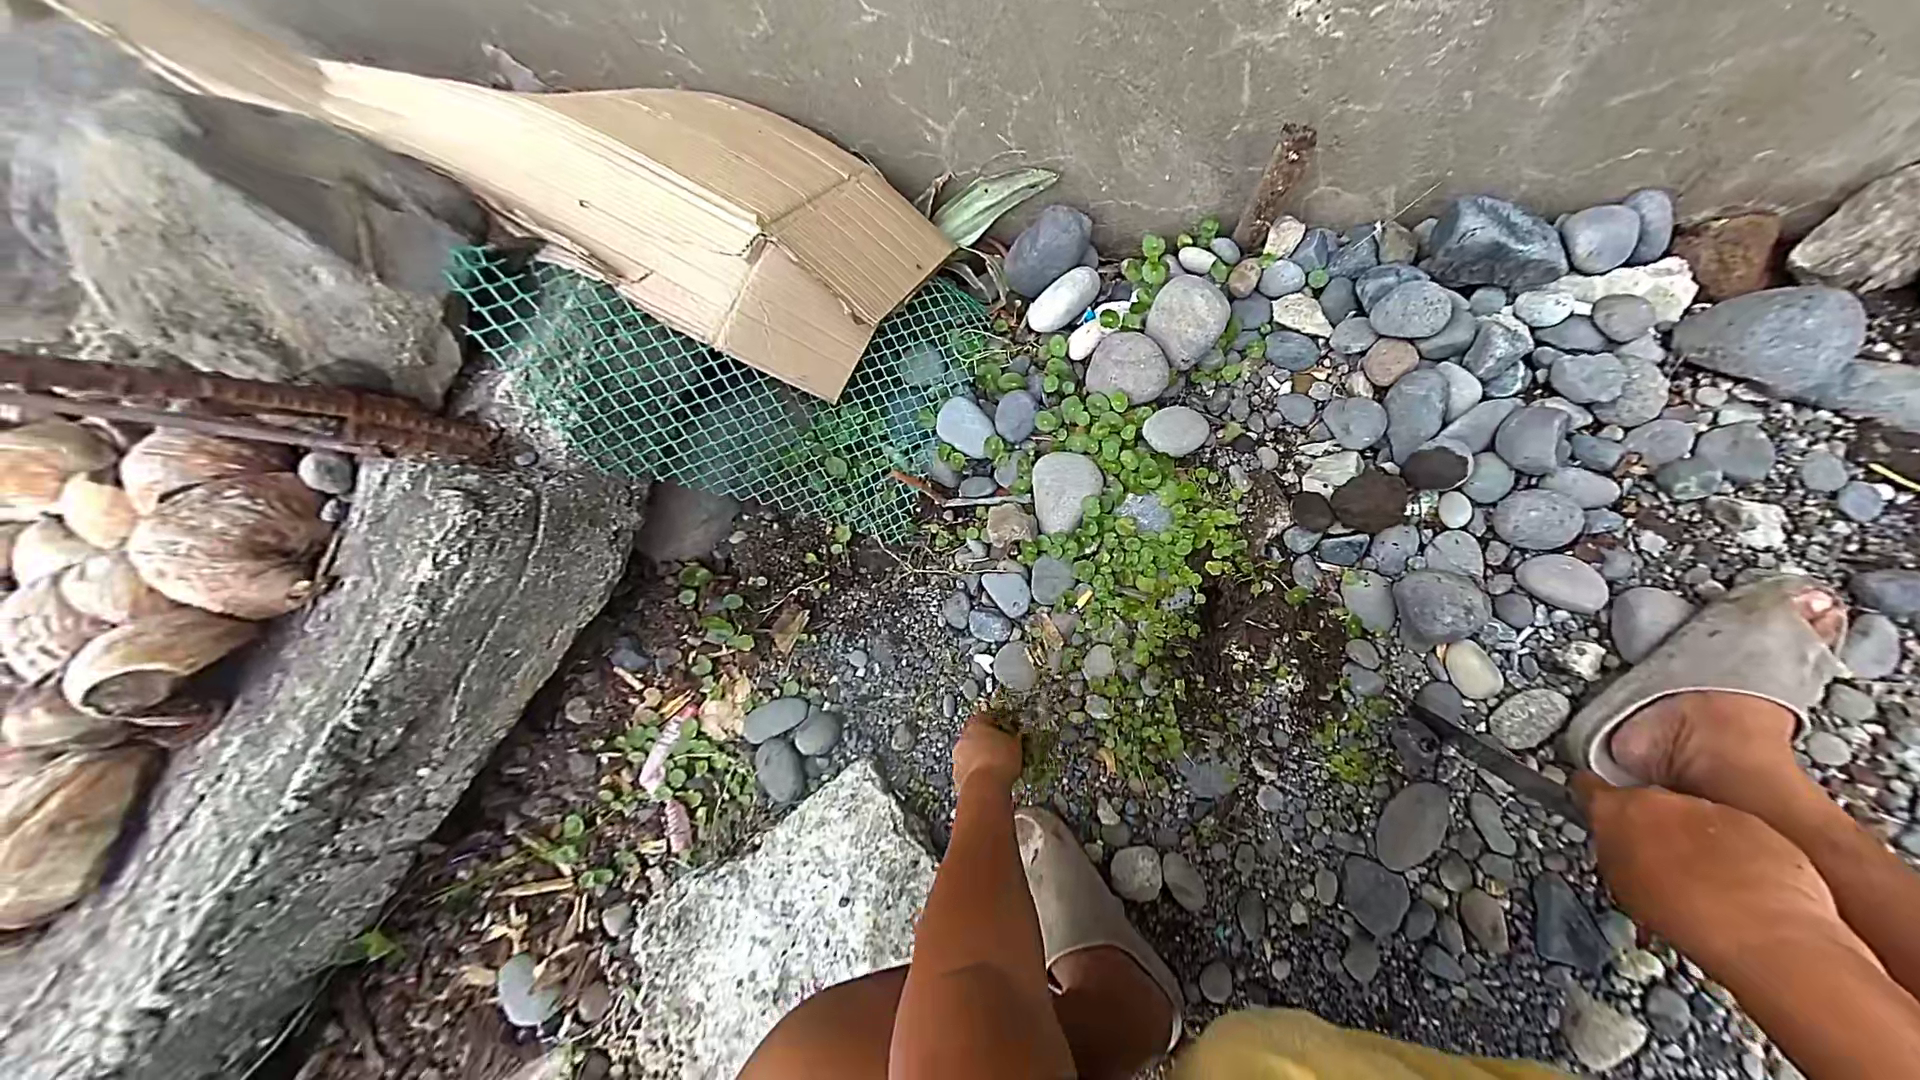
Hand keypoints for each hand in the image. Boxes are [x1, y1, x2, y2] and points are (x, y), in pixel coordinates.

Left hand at [952, 716, 1021, 793]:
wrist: (987, 786)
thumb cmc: (1000, 762)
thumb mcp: (1015, 744)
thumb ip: (1012, 737)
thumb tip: (1015, 737)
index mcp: (976, 725)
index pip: (984, 718)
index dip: (995, 725)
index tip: (1003, 731)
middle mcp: (963, 739)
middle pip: (974, 736)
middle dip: (985, 742)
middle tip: (999, 749)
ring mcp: (958, 757)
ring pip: (968, 753)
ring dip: (978, 758)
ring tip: (994, 766)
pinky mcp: (957, 775)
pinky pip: (967, 770)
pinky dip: (975, 773)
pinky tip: (988, 778)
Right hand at [1574, 772, 1859, 970]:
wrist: (1759, 934)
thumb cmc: (1685, 912)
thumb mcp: (1620, 879)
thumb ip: (1612, 845)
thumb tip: (1617, 842)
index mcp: (1613, 807)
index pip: (1590, 785)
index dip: (1594, 796)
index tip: (1599, 804)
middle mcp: (1657, 799)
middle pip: (1646, 799)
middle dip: (1651, 820)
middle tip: (1657, 853)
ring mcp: (1706, 809)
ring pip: (1692, 812)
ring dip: (1694, 833)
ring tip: (1705, 874)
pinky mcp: (1753, 825)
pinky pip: (1737, 828)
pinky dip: (1736, 847)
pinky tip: (1740, 877)